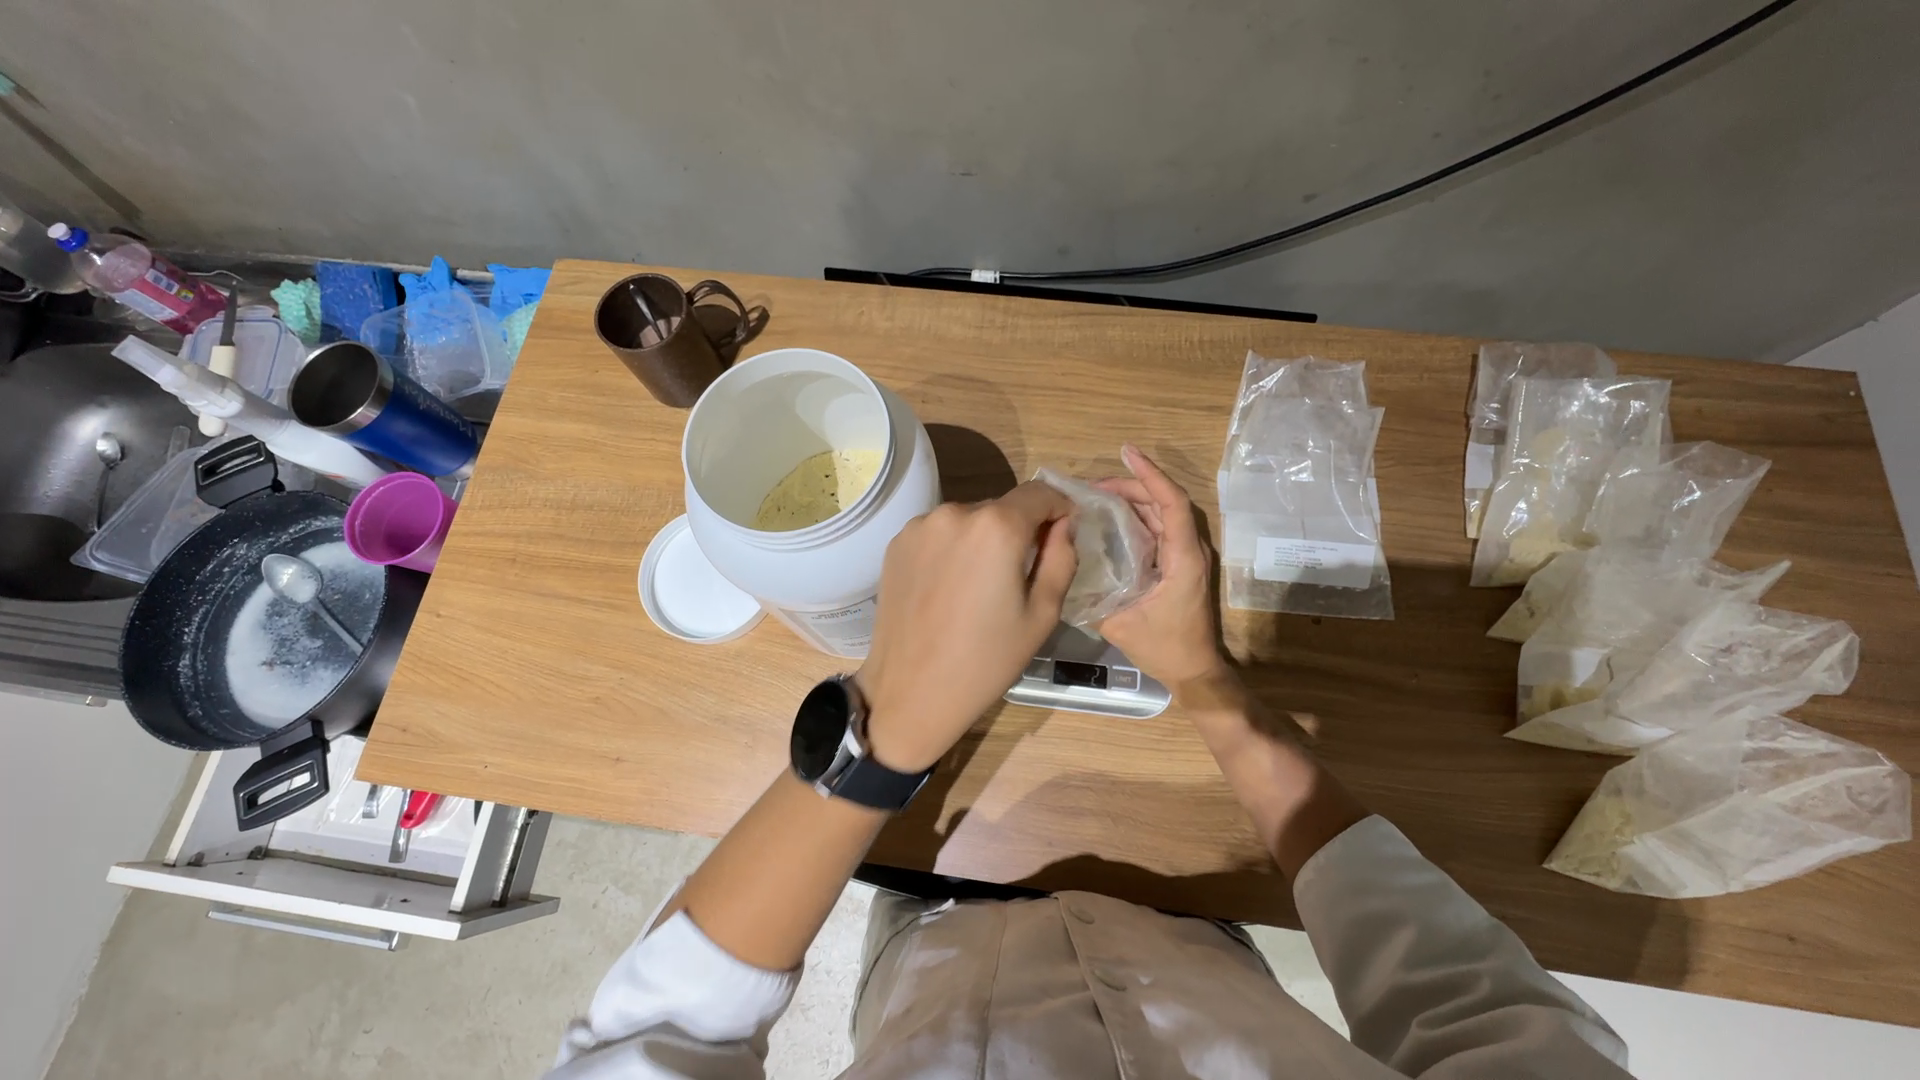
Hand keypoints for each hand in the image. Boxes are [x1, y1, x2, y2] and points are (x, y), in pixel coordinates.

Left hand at [857, 482, 1076, 772]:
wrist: (910, 692)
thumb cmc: (986, 661)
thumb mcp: (1042, 614)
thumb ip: (1062, 558)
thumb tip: (1063, 525)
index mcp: (996, 527)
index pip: (1040, 493)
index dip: (1060, 507)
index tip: (1065, 531)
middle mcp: (955, 513)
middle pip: (1002, 507)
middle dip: (1020, 530)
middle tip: (1023, 574)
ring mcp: (920, 527)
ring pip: (969, 520)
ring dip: (983, 540)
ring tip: (981, 587)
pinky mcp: (896, 544)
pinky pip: (939, 534)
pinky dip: (953, 549)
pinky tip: (950, 588)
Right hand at [1094, 445, 1234, 698]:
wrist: (1195, 671)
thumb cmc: (1165, 648)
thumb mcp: (1121, 625)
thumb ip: (1092, 597)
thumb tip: (1063, 570)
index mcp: (1183, 557)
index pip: (1171, 502)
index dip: (1149, 475)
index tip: (1126, 453)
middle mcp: (1189, 549)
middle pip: (1164, 502)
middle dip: (1131, 485)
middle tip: (1092, 486)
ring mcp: (1186, 556)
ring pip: (1161, 514)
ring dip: (1132, 500)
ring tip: (1096, 496)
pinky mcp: (1178, 565)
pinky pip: (1158, 529)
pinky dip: (1135, 518)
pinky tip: (1109, 520)